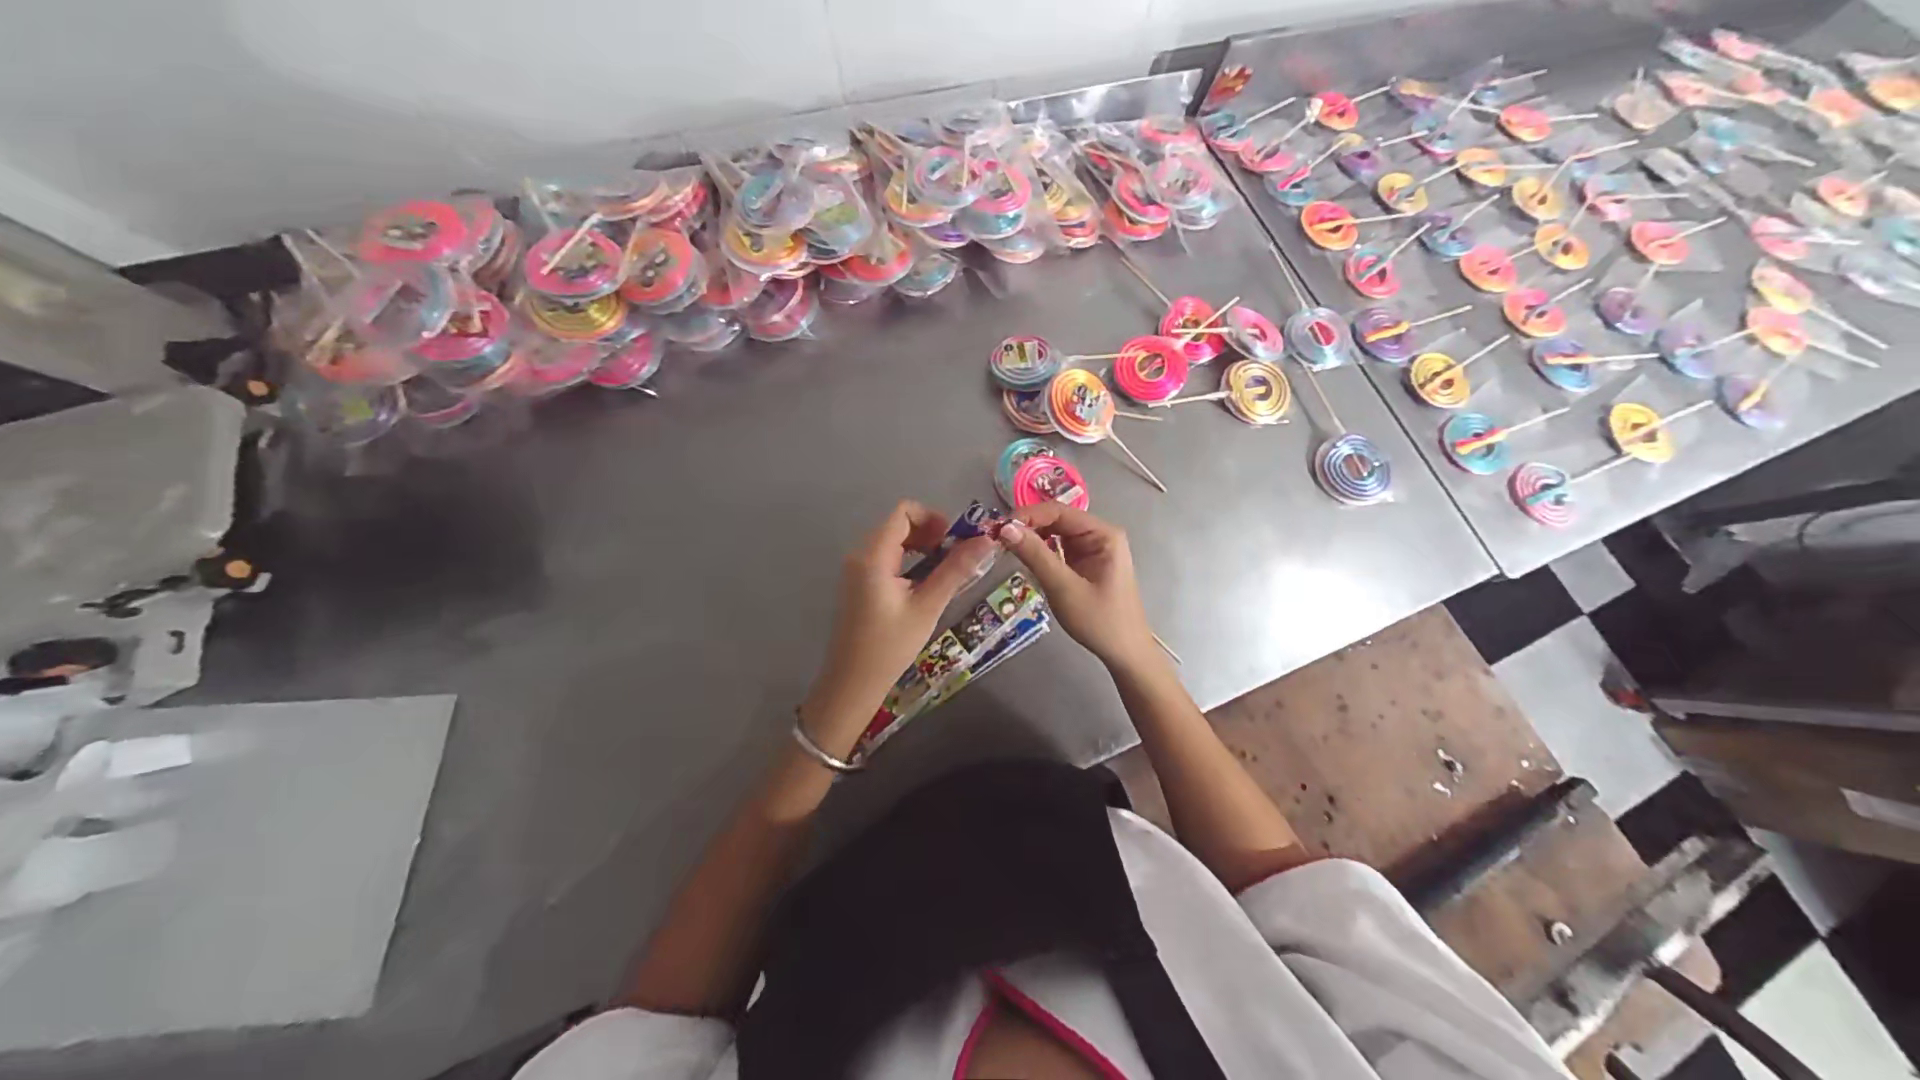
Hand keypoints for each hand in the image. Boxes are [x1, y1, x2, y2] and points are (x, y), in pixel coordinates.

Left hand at [800, 501, 996, 754]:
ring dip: (921, 546)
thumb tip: (987, 540)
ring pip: (893, 540)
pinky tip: (925, 583)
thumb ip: (956, 570)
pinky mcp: (858, 583)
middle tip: (956, 556)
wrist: (852, 682)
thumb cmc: (890, 646)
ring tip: (945, 570)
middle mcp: (860, 554)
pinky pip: (886, 557)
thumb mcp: (927, 606)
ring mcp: (856, 569)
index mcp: (873, 555)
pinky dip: (908, 559)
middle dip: (931, 532)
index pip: (904, 512)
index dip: (934, 518)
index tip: (957, 540)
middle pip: (898, 524)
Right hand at [995, 504, 1158, 670]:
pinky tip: (1023, 557)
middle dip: (1027, 526)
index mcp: (1103, 534)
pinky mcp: (1085, 562)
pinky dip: (1040, 551)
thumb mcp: (1064, 588)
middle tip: (996, 538)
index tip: (998, 528)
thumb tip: (1005, 528)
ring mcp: (1093, 548)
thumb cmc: (1099, 621)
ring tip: (1004, 546)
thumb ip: (1035, 555)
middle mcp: (1099, 534)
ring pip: (1055, 533)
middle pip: (1056, 520)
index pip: (1058, 512)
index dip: (1027, 515)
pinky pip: (1058, 548)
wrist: (1124, 652)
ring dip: (1031, 538)